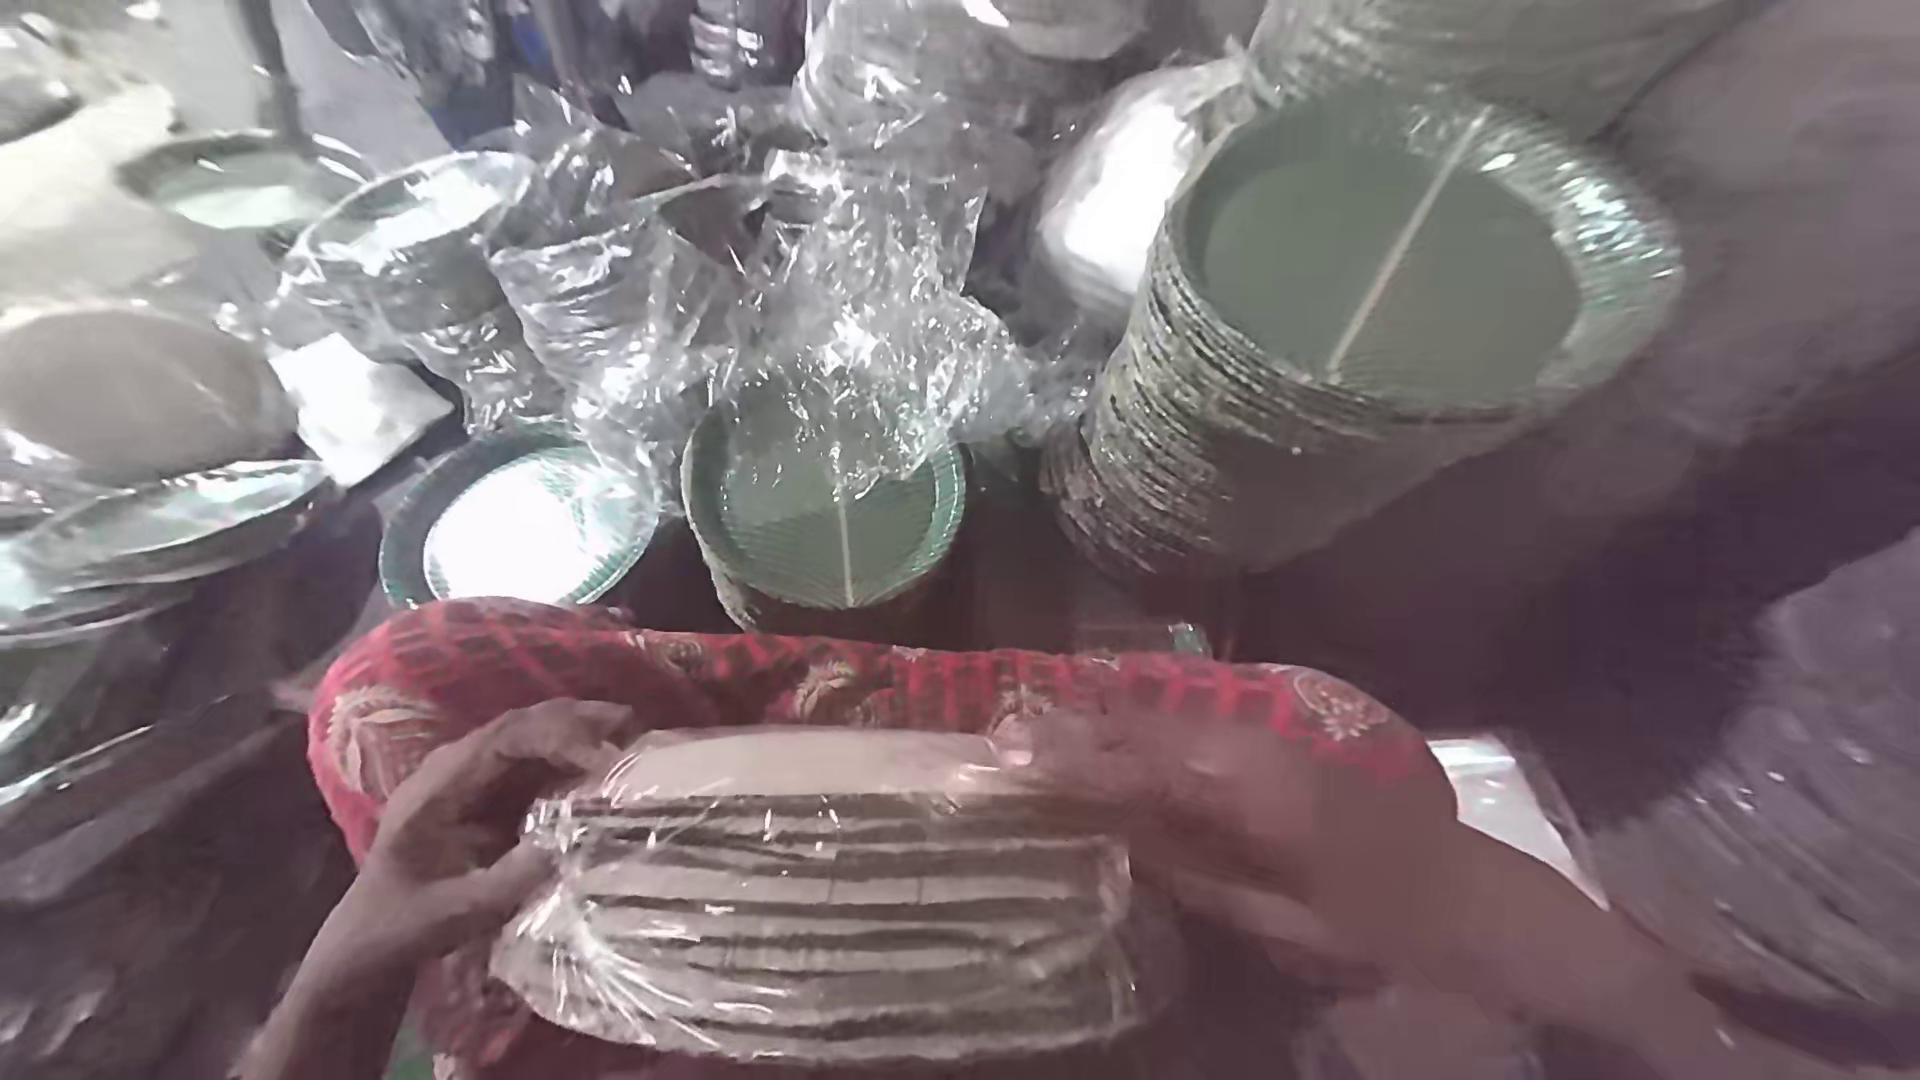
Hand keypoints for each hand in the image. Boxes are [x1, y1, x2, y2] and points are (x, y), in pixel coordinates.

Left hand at [300, 699, 633, 993]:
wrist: (370, 939)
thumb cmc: (405, 926)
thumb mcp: (456, 913)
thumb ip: (511, 879)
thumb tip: (579, 837)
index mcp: (437, 786)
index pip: (505, 738)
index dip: (561, 738)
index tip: (604, 760)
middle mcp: (460, 762)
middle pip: (529, 720)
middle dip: (584, 721)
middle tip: (636, 731)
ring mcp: (482, 767)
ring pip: (542, 726)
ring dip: (589, 727)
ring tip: (634, 736)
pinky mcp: (502, 779)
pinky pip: (548, 748)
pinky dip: (584, 745)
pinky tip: (613, 756)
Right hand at [988, 699, 1448, 969]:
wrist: (1458, 882)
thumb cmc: (1367, 914)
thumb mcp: (1274, 915)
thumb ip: (1186, 866)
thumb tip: (1110, 829)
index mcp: (1252, 784)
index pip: (1139, 759)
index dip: (1072, 755)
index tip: (1011, 750)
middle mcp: (1248, 733)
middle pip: (1139, 718)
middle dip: (1071, 723)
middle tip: (1006, 725)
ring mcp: (1260, 716)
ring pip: (1160, 703)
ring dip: (1097, 709)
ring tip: (1038, 713)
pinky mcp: (1268, 714)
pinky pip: (1185, 706)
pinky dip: (1137, 709)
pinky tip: (1101, 708)